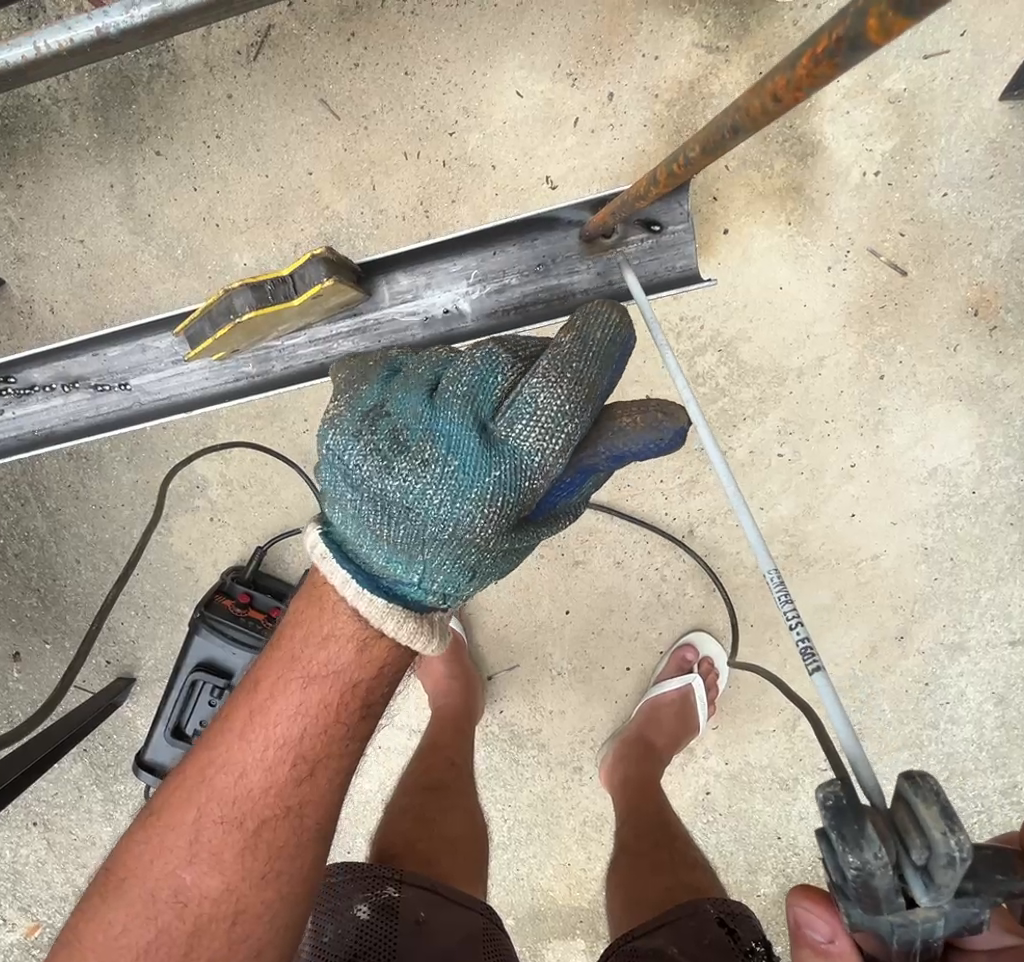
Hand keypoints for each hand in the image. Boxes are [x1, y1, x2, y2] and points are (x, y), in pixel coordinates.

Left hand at [307, 300, 688, 651]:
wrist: (374, 567)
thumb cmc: (468, 547)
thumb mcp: (540, 515)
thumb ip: (597, 458)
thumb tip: (672, 418)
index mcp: (500, 473)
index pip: (564, 380)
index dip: (596, 344)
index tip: (605, 332)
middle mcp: (444, 432)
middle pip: (511, 356)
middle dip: (529, 371)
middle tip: (512, 417)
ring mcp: (390, 408)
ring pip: (460, 355)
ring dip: (472, 379)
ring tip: (454, 432)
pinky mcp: (351, 392)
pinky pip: (409, 356)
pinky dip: (424, 380)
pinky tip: (416, 422)